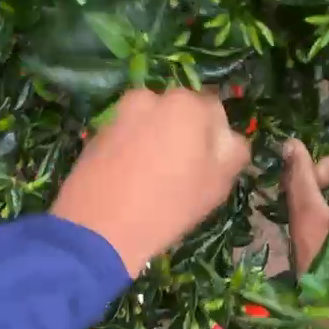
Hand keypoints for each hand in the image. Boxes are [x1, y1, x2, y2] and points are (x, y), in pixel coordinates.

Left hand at [52, 89, 250, 274]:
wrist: (99, 229)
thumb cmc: (169, 205)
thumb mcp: (218, 183)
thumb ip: (233, 151)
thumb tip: (228, 140)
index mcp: (186, 104)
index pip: (214, 112)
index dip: (215, 140)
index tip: (208, 168)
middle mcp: (150, 99)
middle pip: (179, 114)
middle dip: (184, 137)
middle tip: (181, 176)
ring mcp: (118, 115)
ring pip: (150, 126)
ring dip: (156, 143)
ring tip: (152, 181)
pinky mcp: (95, 136)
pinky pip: (125, 139)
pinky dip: (131, 153)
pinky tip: (129, 183)